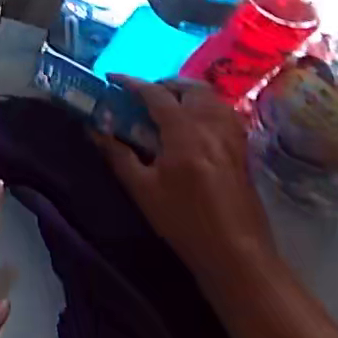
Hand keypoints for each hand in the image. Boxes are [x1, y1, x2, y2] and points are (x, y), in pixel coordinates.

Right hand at [95, 75, 276, 279]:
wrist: (237, 257)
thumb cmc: (185, 223)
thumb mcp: (142, 190)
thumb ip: (117, 154)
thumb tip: (95, 128)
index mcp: (184, 133)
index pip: (155, 94)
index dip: (131, 82)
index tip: (111, 79)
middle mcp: (211, 127)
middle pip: (190, 87)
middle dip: (163, 84)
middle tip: (142, 95)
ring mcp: (232, 138)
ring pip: (211, 98)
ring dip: (186, 93)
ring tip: (168, 106)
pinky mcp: (243, 151)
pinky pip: (224, 114)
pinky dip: (206, 107)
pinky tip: (195, 125)